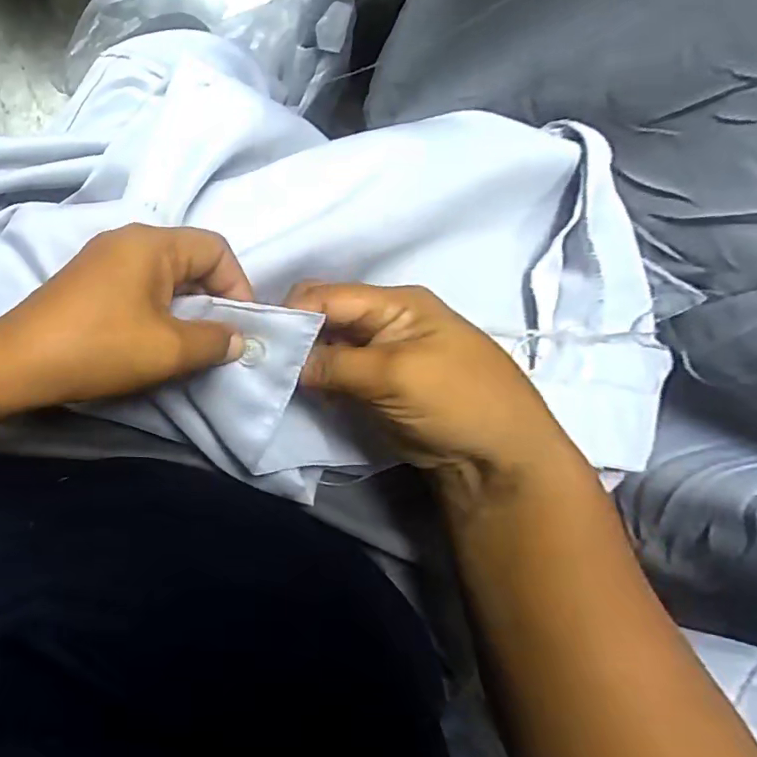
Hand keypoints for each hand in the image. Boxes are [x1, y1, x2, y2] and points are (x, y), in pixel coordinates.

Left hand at [0, 224, 252, 408]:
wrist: (16, 362)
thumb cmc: (98, 348)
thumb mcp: (167, 350)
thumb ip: (212, 341)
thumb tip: (236, 338)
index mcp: (150, 242)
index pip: (215, 248)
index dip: (238, 285)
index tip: (240, 328)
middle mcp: (123, 240)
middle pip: (186, 259)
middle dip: (209, 299)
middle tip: (214, 340)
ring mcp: (96, 260)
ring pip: (157, 276)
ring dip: (178, 308)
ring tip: (182, 346)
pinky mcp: (79, 283)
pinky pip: (130, 288)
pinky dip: (149, 311)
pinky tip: (144, 342)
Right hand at [285, 282, 577, 484]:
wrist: (498, 461)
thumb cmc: (458, 403)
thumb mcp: (393, 375)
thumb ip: (332, 363)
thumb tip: (281, 362)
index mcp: (396, 303)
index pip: (325, 295)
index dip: (290, 313)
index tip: (258, 340)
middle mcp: (382, 320)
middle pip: (319, 315)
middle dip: (291, 334)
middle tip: (262, 361)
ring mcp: (375, 352)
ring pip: (319, 344)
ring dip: (297, 359)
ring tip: (270, 377)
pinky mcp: (368, 381)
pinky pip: (327, 370)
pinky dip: (308, 378)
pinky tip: (292, 389)